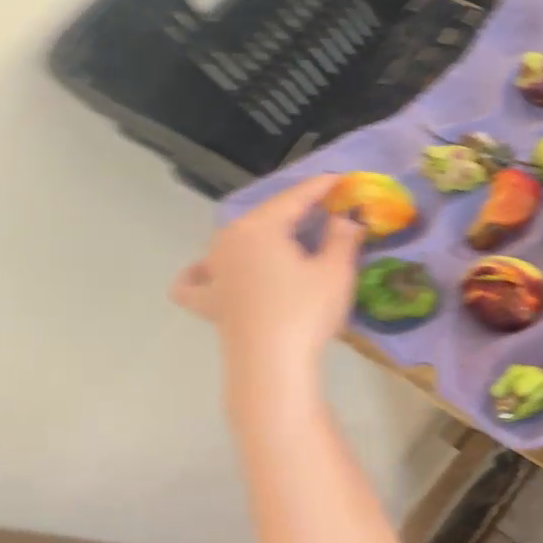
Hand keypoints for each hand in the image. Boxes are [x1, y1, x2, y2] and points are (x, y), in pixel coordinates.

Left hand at [171, 174, 363, 390]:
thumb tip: (345, 219)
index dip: (320, 187)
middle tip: (323, 213)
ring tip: (283, 243)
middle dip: (293, 212)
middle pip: (264, 217)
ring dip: (260, 236)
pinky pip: (196, 279)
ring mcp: (213, 270)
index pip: (295, 198)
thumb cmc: (306, 312)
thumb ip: (342, 238)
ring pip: (234, 240)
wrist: (272, 364)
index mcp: (260, 226)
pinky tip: (213, 273)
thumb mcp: (336, 272)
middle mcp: (228, 239)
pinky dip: (202, 272)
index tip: (340, 179)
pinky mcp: (209, 301)